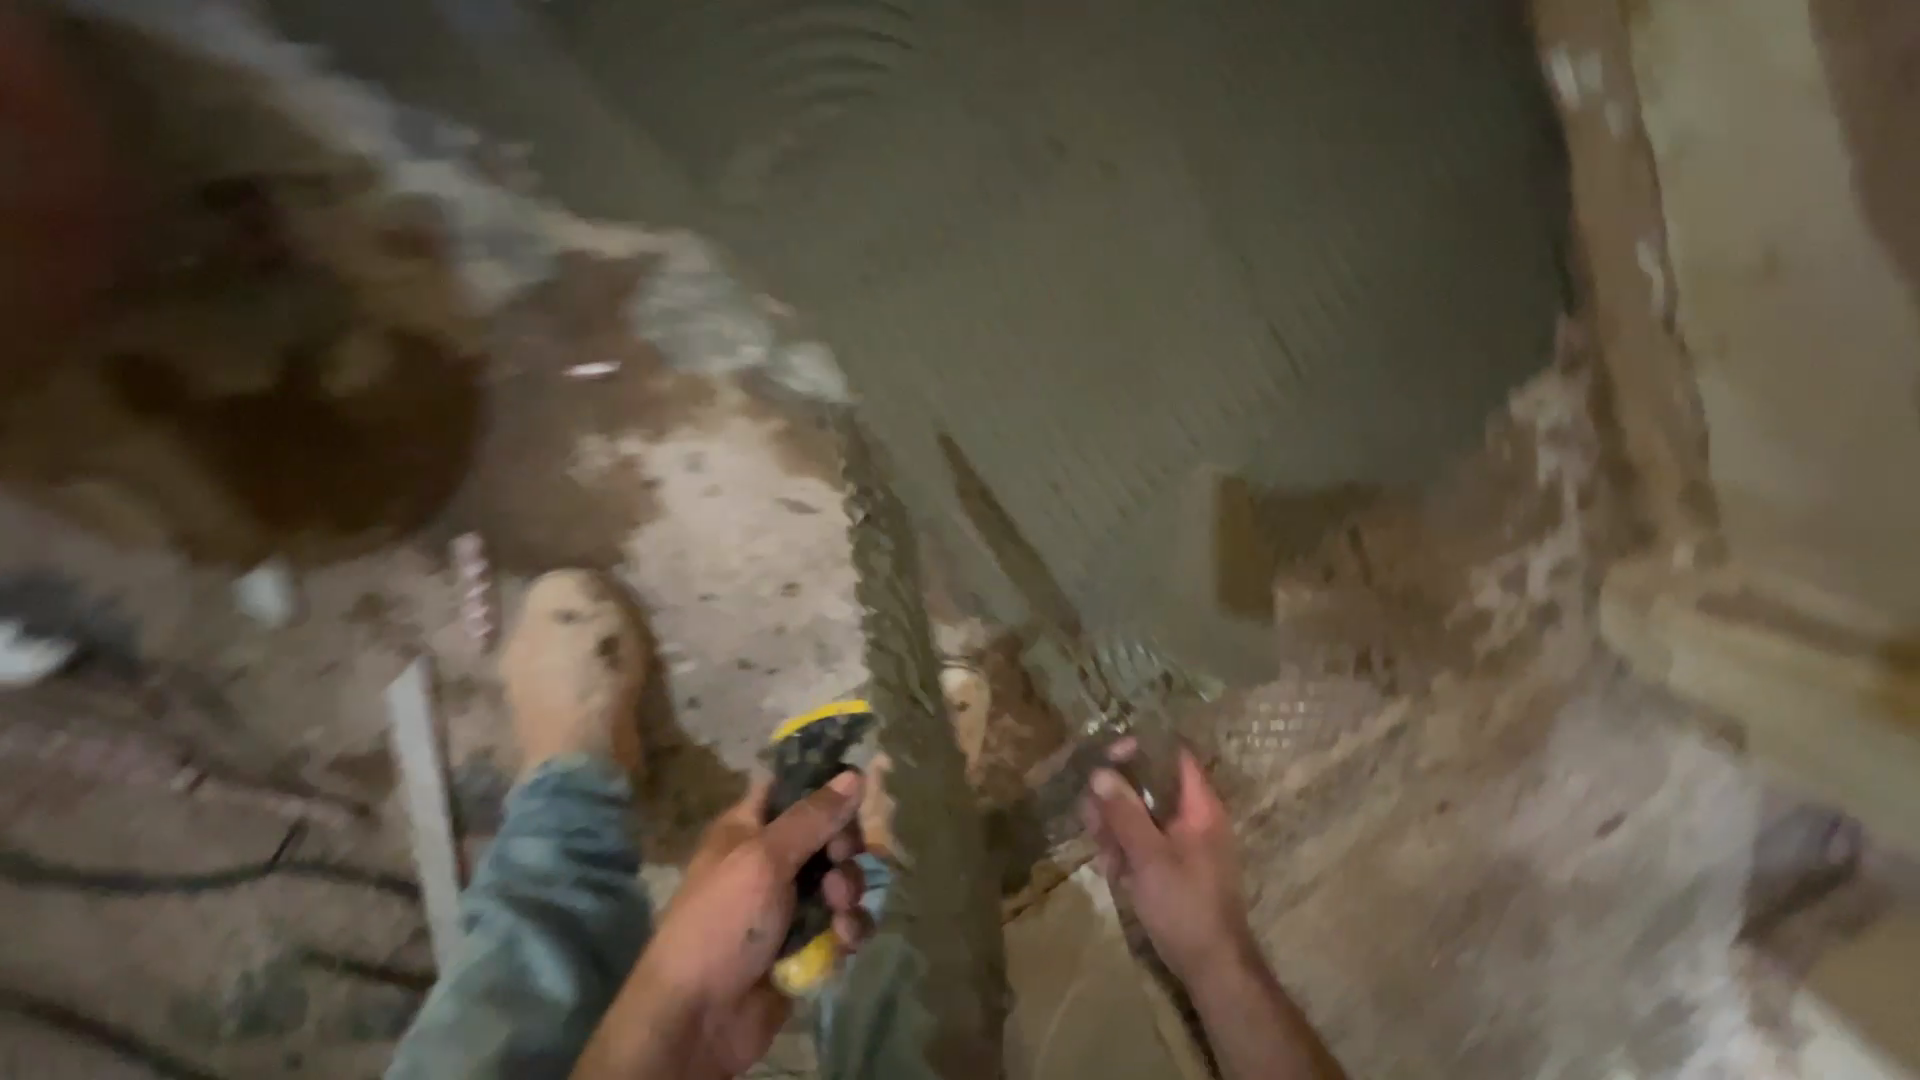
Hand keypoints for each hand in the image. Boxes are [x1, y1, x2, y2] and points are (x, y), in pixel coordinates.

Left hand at [624, 772, 871, 1078]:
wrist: (698, 1019)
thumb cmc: (721, 922)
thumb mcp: (763, 859)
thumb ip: (812, 817)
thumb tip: (854, 774)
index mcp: (749, 828)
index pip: (793, 788)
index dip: (825, 786)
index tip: (856, 790)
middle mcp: (772, 860)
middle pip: (828, 833)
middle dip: (844, 846)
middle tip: (840, 860)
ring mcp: (791, 904)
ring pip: (842, 878)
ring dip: (849, 890)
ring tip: (838, 909)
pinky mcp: (807, 943)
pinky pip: (844, 922)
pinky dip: (850, 927)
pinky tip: (844, 939)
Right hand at [1083, 747, 1254, 981]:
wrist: (1213, 968)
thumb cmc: (1185, 906)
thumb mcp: (1149, 856)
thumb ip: (1124, 813)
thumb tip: (1099, 772)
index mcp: (1200, 806)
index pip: (1173, 756)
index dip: (1140, 749)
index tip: (1106, 757)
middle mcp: (1194, 818)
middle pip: (1149, 786)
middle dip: (1116, 799)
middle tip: (1091, 815)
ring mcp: (1183, 843)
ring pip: (1141, 817)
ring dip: (1116, 829)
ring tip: (1105, 854)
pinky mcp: (1172, 867)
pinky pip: (1143, 844)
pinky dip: (1126, 852)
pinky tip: (1115, 873)